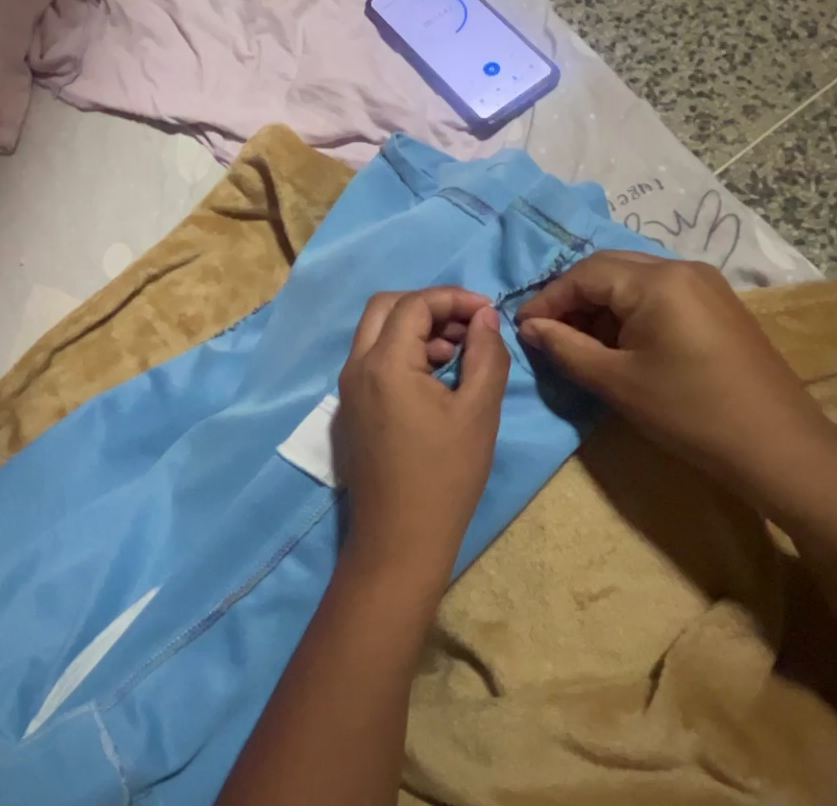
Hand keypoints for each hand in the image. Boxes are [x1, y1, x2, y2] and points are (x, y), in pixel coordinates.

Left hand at [334, 288, 510, 568]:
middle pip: (385, 308)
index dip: (454, 298)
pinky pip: (372, 362)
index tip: (488, 313)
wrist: (400, 538)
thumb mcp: (479, 411)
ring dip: (415, 331)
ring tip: (458, 357)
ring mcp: (347, 390)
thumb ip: (485, 355)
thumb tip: (484, 318)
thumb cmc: (446, 474)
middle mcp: (356, 368)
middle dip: (429, 307)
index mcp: (384, 363)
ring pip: (376, 334)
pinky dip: (401, 354)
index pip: (415, 304)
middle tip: (467, 328)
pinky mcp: (350, 410)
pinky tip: (436, 381)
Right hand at [514, 252, 836, 500]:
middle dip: (571, 298)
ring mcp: (704, 284)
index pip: (584, 274)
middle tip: (545, 333)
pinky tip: (616, 345)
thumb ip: (565, 348)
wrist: (776, 445)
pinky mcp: (716, 305)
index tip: (522, 329)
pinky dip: (627, 313)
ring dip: (599, 306)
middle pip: (608, 269)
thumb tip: (530, 328)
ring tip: (577, 343)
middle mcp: (681, 269)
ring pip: (633, 281)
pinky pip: (658, 295)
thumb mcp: (615, 381)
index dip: (548, 299)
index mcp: (656, 281)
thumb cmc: (688, 412)